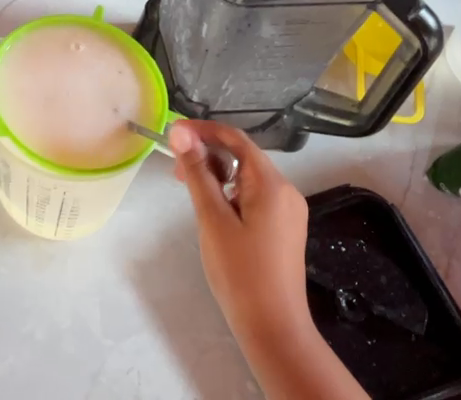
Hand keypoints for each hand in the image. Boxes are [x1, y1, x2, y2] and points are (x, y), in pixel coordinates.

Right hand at [169, 120, 311, 342]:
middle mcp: (286, 191)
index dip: (202, 131)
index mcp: (272, 184)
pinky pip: (255, 196)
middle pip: (243, 156)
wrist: (274, 329)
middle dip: (208, 154)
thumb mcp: (212, 218)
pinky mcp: (284, 228)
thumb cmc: (240, 272)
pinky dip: (231, 193)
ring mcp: (288, 211)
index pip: (235, 139)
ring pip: (248, 177)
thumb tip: (181, 131)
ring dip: (218, 175)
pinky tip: (214, 210)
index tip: (172, 135)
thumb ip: (197, 172)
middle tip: (175, 171)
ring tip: (190, 191)